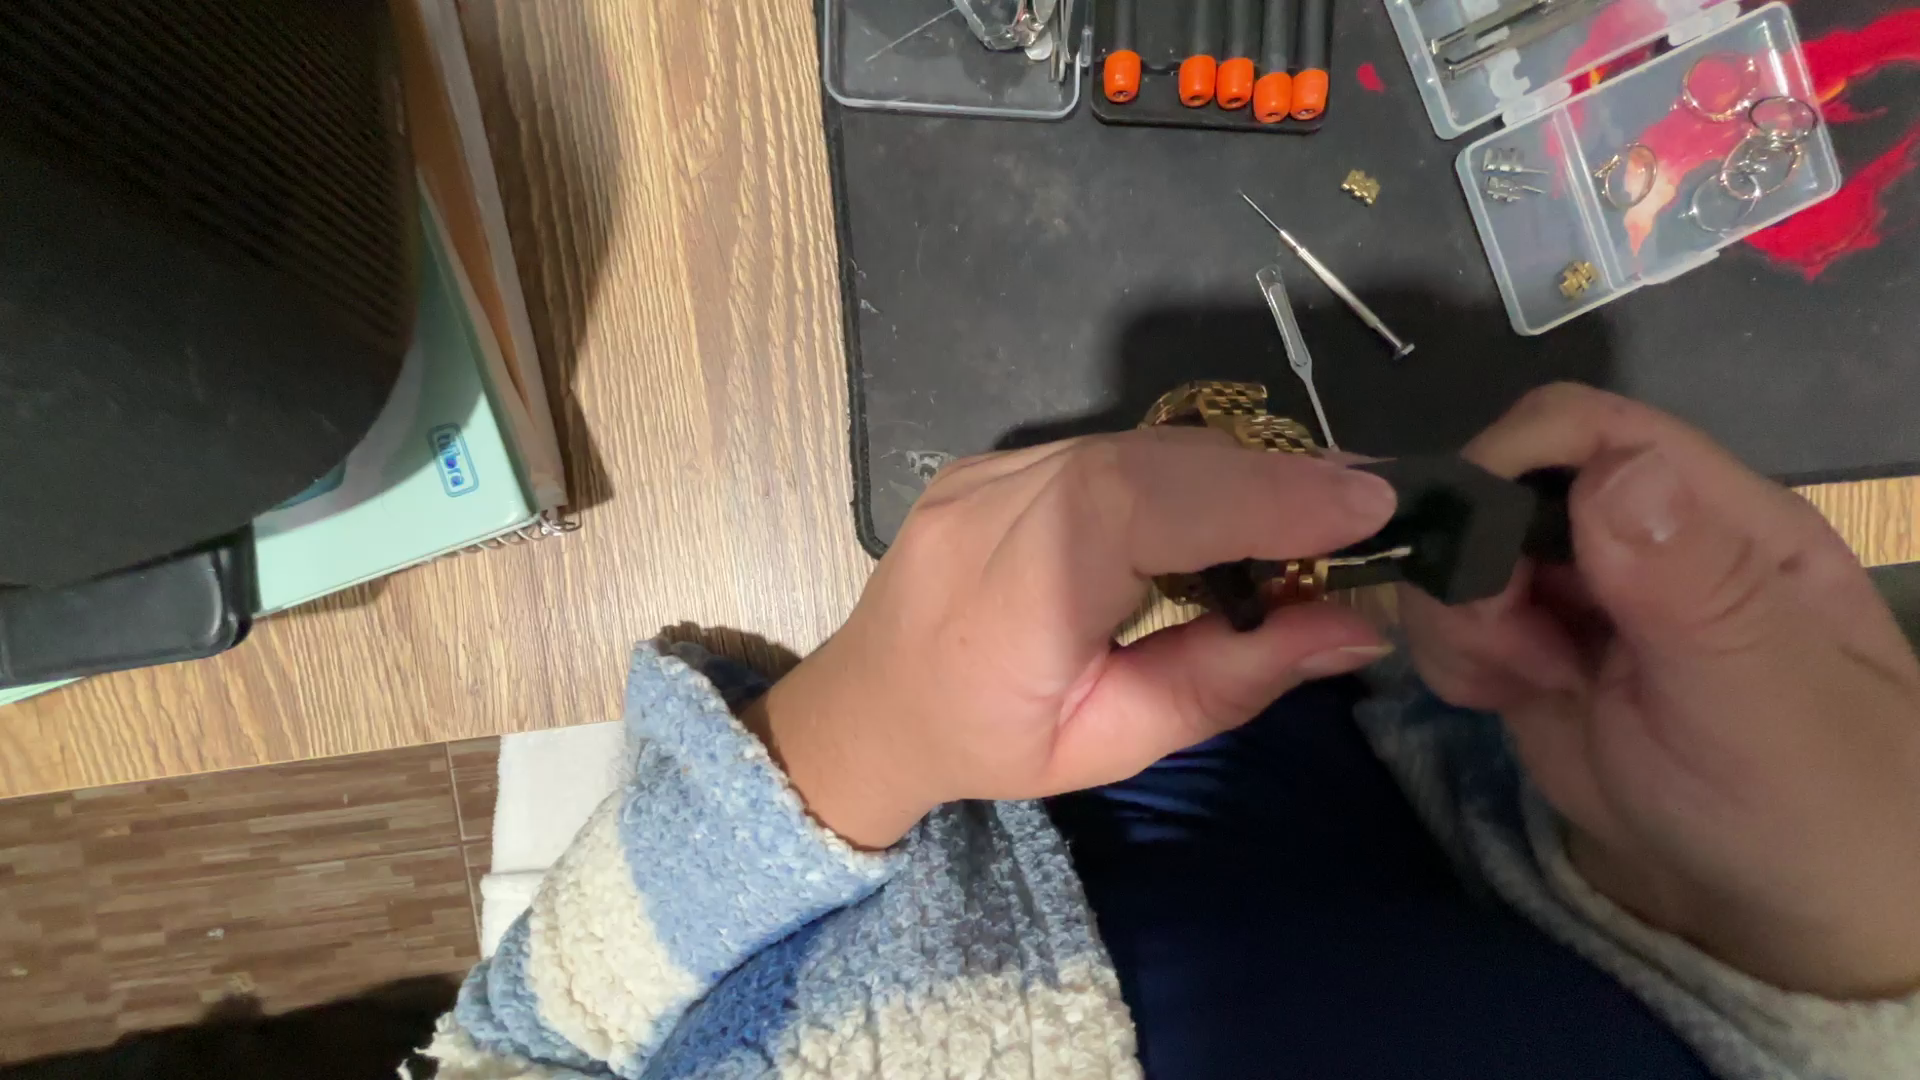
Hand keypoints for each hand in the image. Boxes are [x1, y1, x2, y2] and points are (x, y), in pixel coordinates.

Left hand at [744, 427, 1399, 849]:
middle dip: (1263, 477)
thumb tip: (1350, 626)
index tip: (1369, 507)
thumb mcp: (1110, 741)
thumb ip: (1223, 680)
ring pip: (1128, 447)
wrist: (869, 705)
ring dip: (1223, 471)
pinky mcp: (986, 464)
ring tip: (1300, 507)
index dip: (1263, 496)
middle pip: (1146, 461)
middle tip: (1356, 506)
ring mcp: (981, 473)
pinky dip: (1171, 471)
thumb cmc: (985, 743)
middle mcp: (989, 506)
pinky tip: (1209, 504)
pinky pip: (1098, 451)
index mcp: (1012, 590)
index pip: (1147, 507)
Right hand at [1403, 384, 1919, 998]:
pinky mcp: (1512, 638)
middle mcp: (1623, 537)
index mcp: (1709, 517)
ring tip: (1519, 684)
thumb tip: (1618, 468)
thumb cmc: (1805, 807)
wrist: (1752, 901)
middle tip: (1512, 648)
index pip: (1581, 429)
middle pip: (1488, 492)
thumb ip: (1694, 586)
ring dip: (1456, 624)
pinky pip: (1435, 617)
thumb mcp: (1761, 701)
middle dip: (1471, 569)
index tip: (1478, 550)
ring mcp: (1560, 590)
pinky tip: (1498, 698)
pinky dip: (1445, 658)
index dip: (1507, 462)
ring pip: (1448, 558)